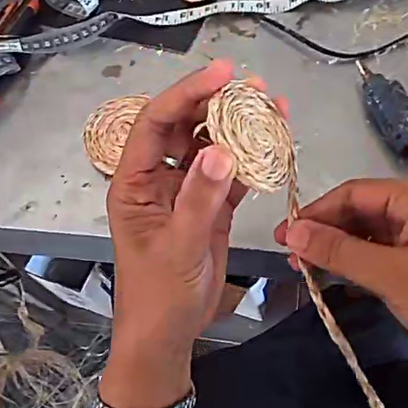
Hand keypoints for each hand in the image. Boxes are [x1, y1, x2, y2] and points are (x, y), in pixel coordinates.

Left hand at [106, 62, 267, 364]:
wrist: (169, 334)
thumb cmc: (159, 294)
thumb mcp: (178, 246)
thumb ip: (200, 198)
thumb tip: (221, 150)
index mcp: (134, 182)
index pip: (156, 124)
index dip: (186, 93)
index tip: (221, 73)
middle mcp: (158, 179)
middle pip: (185, 128)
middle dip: (216, 103)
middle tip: (253, 85)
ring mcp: (187, 192)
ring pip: (211, 147)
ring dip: (237, 127)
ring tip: (270, 105)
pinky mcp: (211, 208)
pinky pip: (231, 175)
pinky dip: (251, 160)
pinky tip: (273, 142)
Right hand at [275, 179, 407, 377]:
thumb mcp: (394, 278)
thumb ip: (340, 252)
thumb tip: (293, 231)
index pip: (356, 193)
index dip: (317, 214)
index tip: (283, 238)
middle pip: (366, 210)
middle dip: (328, 233)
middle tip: (293, 261)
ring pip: (378, 233)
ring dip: (345, 250)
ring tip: (311, 273)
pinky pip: (394, 251)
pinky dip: (367, 264)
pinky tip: (345, 280)